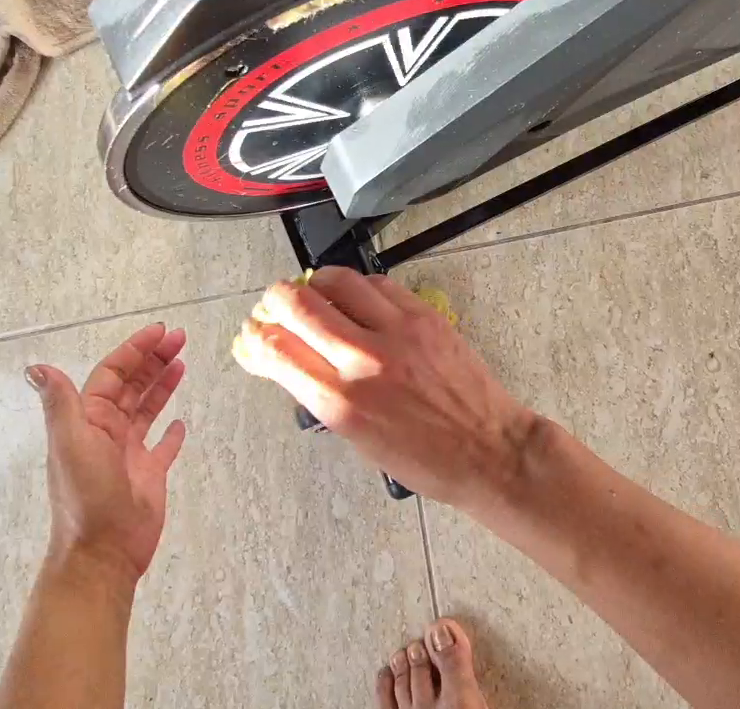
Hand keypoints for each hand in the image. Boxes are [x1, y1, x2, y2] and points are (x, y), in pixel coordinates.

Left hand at [25, 325, 188, 585]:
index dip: (134, 350)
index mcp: (89, 421)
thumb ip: (60, 404)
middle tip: (181, 339)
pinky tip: (181, 422)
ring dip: (162, 385)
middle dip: (153, 360)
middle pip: (131, 386)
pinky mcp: (149, 475)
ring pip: (146, 409)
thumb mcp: (71, 444)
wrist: (103, 552)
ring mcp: (129, 454)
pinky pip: (162, 447)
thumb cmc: (88, 496)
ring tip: (183, 363)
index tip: (160, 332)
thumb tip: (36, 367)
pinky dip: (170, 433)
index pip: (112, 374)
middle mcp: (107, 432)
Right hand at [231, 268, 538, 508]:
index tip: (251, 336)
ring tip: (311, 293)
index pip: (276, 350)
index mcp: (341, 403)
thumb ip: (320, 394)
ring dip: (314, 283)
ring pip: (338, 281)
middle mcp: (363, 359)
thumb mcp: (358, 439)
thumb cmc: (424, 459)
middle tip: (273, 305)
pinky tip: (353, 297)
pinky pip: (378, 284)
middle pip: (299, 304)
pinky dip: (356, 286)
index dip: (254, 338)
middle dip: (274, 300)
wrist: (489, 448)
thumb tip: (290, 358)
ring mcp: (397, 331)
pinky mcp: (425, 315)